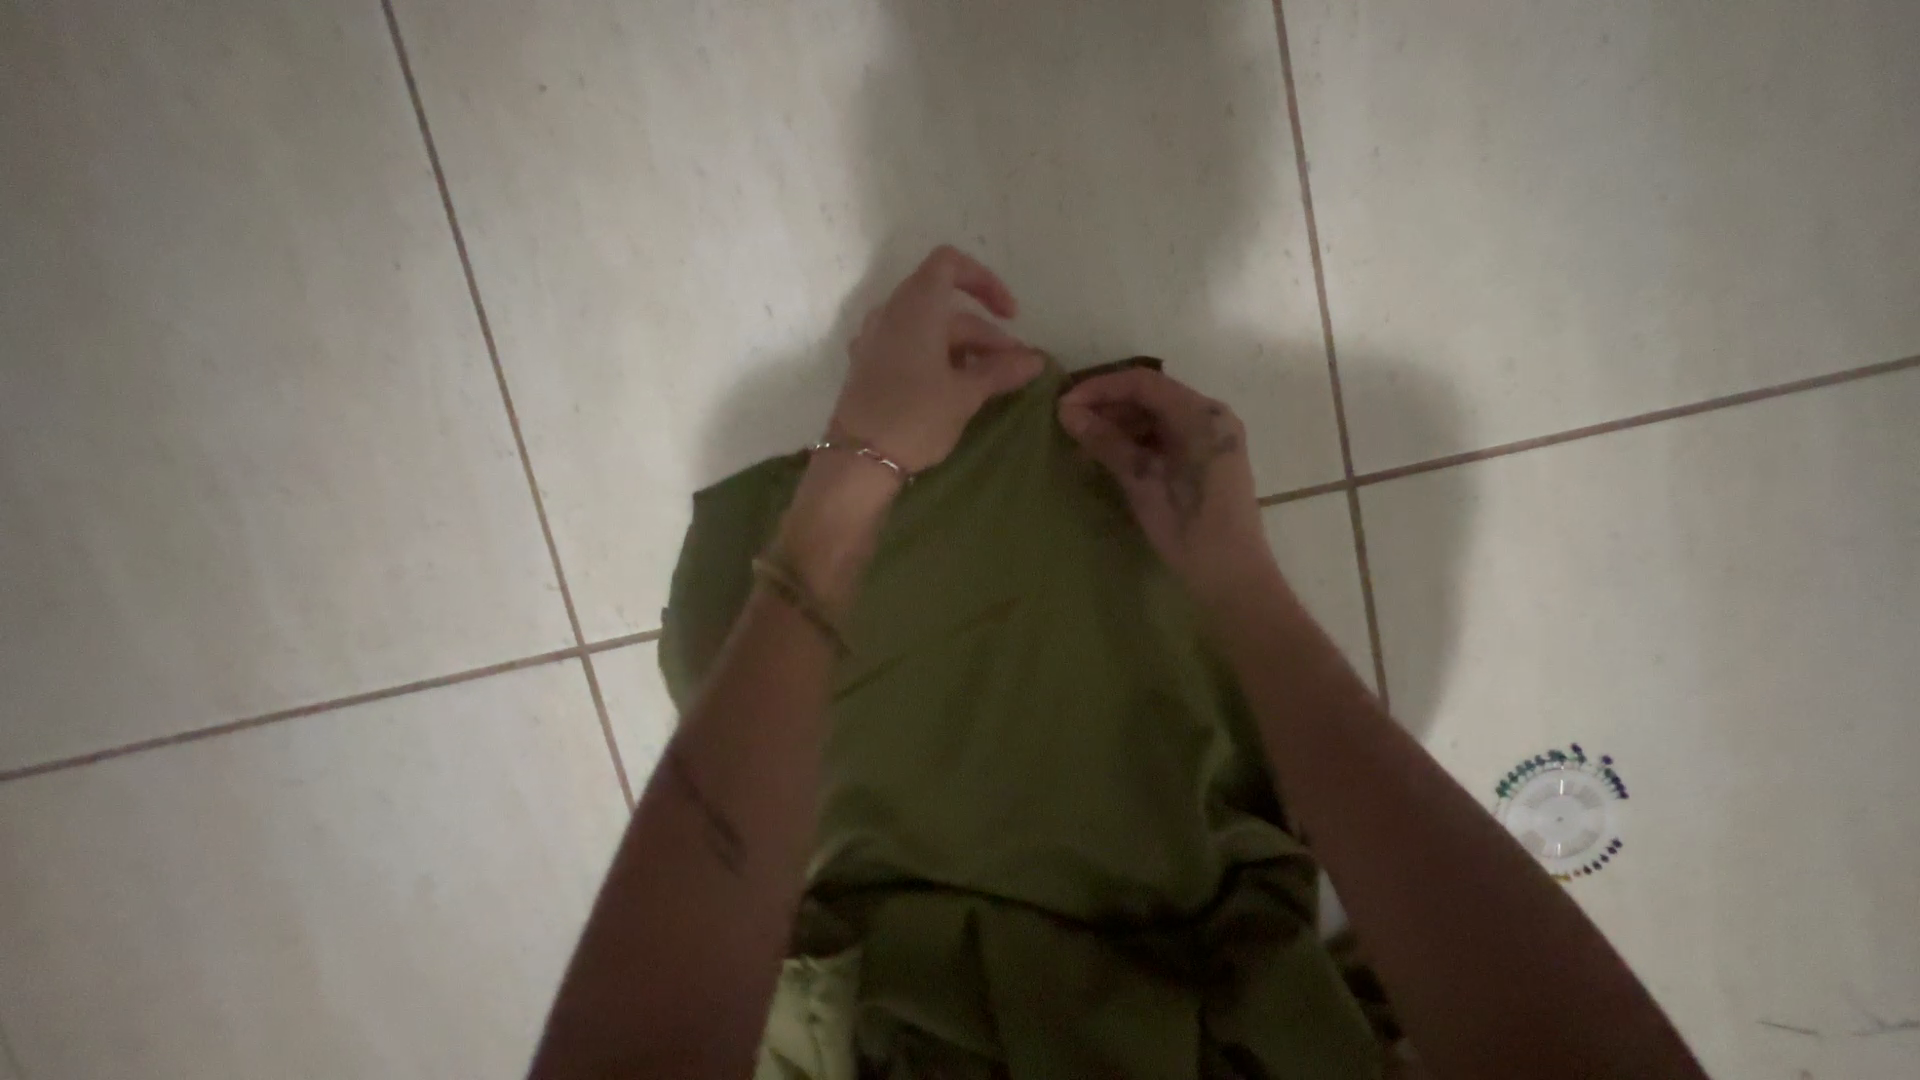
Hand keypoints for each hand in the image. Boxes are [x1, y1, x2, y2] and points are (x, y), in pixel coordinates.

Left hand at [829, 245, 1043, 472]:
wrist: (858, 460)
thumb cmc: (916, 418)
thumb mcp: (965, 394)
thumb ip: (1001, 371)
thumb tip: (1035, 360)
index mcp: (916, 306)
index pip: (950, 264)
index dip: (985, 281)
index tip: (1010, 315)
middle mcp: (891, 312)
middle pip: (945, 306)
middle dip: (984, 333)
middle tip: (1013, 368)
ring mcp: (875, 338)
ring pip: (928, 329)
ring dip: (962, 348)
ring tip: (988, 381)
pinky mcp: (868, 364)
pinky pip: (908, 346)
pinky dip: (935, 357)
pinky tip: (952, 387)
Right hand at [1057, 367, 1274, 597]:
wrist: (1233, 578)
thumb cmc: (1190, 532)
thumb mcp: (1144, 484)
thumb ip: (1108, 444)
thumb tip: (1066, 412)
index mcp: (1203, 417)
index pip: (1144, 383)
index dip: (1100, 388)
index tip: (1063, 405)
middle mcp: (1211, 416)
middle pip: (1151, 395)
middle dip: (1107, 405)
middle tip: (1067, 424)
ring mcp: (1210, 436)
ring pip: (1156, 414)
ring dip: (1118, 423)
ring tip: (1082, 441)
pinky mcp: (1205, 457)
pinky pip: (1165, 434)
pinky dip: (1136, 440)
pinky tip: (1108, 454)